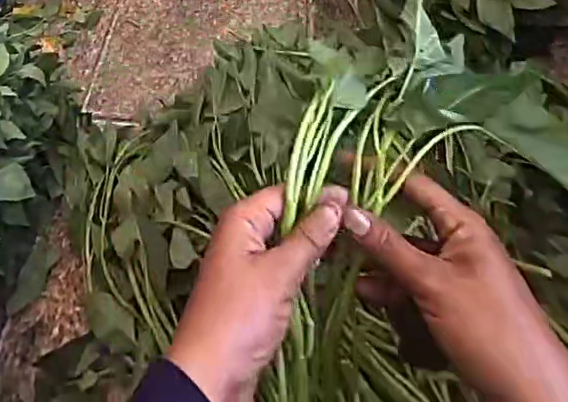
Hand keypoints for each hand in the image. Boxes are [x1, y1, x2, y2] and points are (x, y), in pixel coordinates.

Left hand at [167, 184, 346, 401]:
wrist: (210, 375)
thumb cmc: (241, 315)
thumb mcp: (278, 273)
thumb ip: (307, 238)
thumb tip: (335, 204)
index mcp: (241, 218)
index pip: (284, 192)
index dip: (316, 194)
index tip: (352, 199)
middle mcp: (242, 232)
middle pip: (285, 214)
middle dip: (318, 217)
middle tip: (357, 222)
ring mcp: (247, 260)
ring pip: (286, 240)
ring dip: (313, 241)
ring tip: (351, 242)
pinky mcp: (254, 287)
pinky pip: (282, 263)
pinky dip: (304, 262)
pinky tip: (329, 267)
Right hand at [343, 174, 567, 401]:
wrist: (536, 400)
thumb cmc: (490, 329)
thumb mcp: (433, 284)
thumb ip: (389, 246)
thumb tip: (347, 209)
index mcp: (461, 225)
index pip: (412, 183)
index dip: (377, 170)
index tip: (339, 162)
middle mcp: (457, 243)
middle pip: (403, 224)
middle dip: (370, 229)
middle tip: (333, 227)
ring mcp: (454, 276)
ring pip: (405, 259)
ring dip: (378, 266)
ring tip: (345, 270)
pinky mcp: (452, 306)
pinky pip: (414, 288)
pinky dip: (393, 292)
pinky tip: (369, 297)